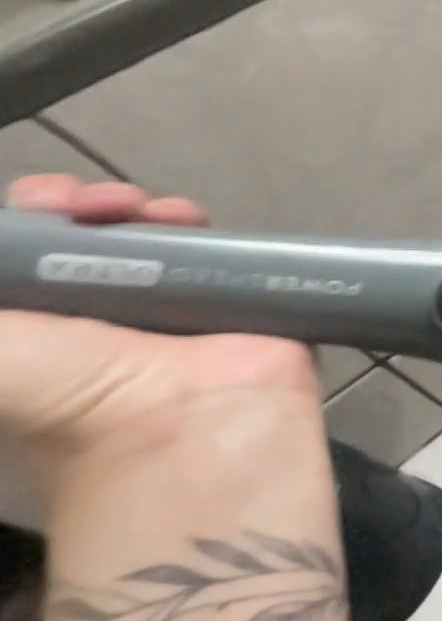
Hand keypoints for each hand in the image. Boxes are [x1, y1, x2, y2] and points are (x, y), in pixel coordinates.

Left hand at [0, 175, 319, 483]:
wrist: (185, 417)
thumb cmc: (67, 392)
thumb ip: (0, 286)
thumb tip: (7, 251)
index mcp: (39, 331)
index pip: (32, 260)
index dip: (33, 222)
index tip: (45, 205)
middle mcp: (102, 315)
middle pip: (92, 240)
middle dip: (89, 208)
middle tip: (99, 204)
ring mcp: (175, 306)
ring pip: (156, 239)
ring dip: (149, 213)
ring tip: (157, 211)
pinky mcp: (239, 299)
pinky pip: (223, 250)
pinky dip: (210, 228)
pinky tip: (194, 220)